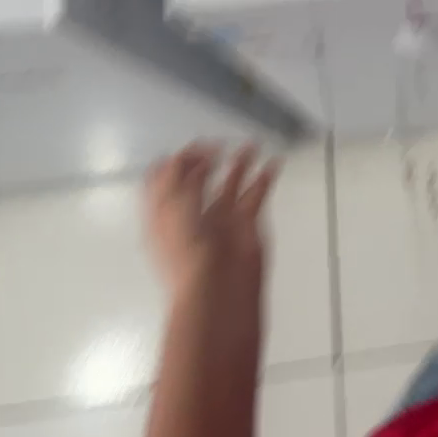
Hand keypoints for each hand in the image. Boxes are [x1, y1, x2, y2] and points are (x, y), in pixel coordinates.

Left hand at [144, 142, 280, 296]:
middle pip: (197, 180)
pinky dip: (265, 177)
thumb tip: (185, 157)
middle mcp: (191, 214)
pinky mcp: (246, 224)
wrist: (218, 291)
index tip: (191, 148)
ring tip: (251, 145)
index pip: (164, 181)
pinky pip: (256, 194)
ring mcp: (220, 219)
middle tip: (219, 145)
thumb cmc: (187, 253)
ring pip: (230, 183)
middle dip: (206, 159)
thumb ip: (179, 180)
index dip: (175, 162)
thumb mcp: (172, 210)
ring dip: (240, 162)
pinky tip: (272, 163)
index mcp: (165, 214)